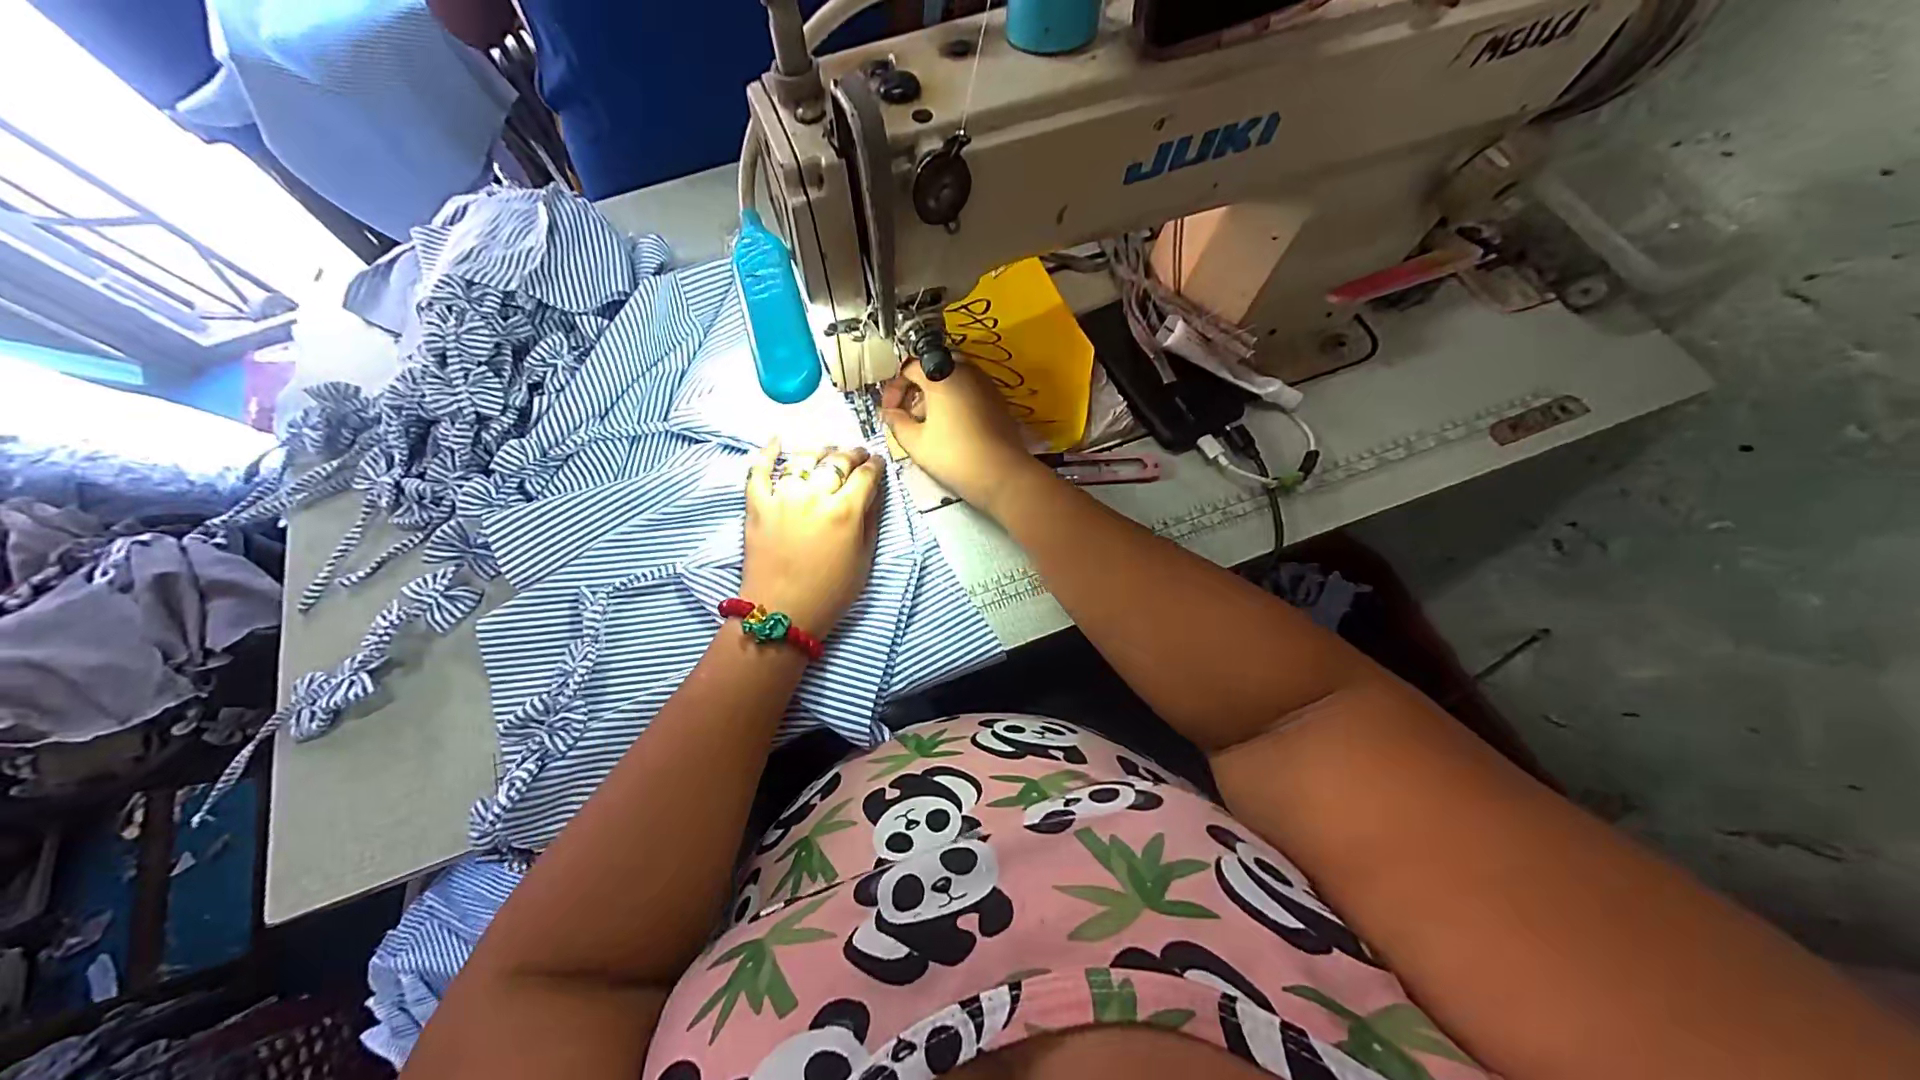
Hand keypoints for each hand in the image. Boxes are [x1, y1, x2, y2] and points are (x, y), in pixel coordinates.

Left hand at [739, 442, 883, 636]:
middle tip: (857, 454)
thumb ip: (870, 520)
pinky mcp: (757, 505)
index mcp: (845, 511)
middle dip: (851, 454)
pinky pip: (758, 470)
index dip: (875, 465)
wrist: (781, 612)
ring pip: (803, 459)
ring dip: (819, 451)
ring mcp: (782, 498)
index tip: (877, 462)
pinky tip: (776, 441)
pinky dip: (766, 453)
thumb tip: (874, 492)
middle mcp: (814, 496)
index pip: (865, 475)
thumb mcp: (863, 559)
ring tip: (826, 452)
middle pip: (836, 461)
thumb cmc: (830, 592)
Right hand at [880, 360, 1046, 514]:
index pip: (909, 367)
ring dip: (935, 395)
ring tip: (926, 423)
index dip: (894, 388)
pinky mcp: (997, 399)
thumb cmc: (955, 457)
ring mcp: (985, 384)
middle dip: (915, 388)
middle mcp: (965, 371)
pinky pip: (969, 390)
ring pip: (952, 378)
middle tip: (907, 412)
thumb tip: (889, 413)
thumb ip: (896, 422)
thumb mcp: (916, 443)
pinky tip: (949, 426)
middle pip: (932, 369)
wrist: (1002, 475)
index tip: (890, 410)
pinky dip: (954, 400)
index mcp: (942, 375)